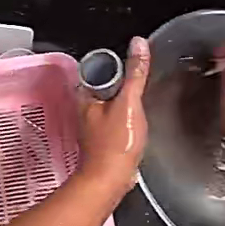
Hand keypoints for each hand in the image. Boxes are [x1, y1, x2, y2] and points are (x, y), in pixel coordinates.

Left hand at [77, 36, 151, 190]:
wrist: (110, 181)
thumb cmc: (115, 146)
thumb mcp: (130, 103)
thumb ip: (135, 73)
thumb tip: (138, 44)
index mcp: (85, 95)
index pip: (99, 68)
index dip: (117, 65)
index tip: (133, 65)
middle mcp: (84, 109)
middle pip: (105, 85)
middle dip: (121, 83)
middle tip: (140, 82)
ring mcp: (92, 125)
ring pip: (109, 103)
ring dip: (123, 101)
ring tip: (140, 101)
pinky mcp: (102, 139)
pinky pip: (114, 119)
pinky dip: (124, 117)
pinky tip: (135, 122)